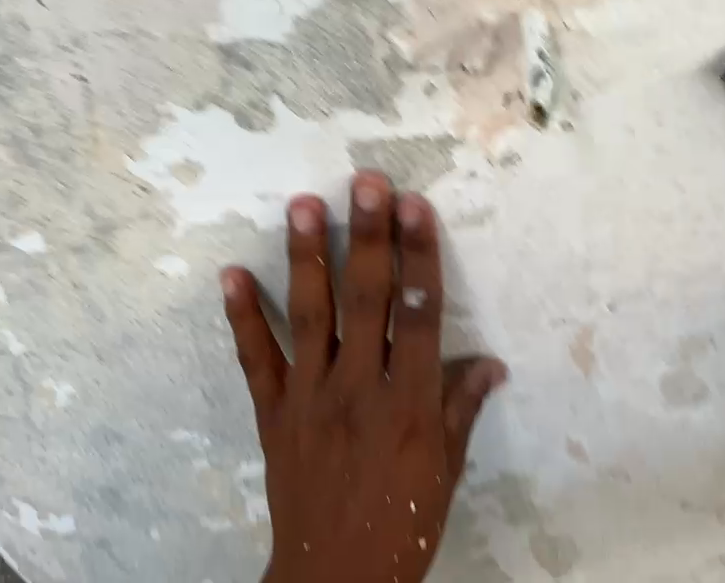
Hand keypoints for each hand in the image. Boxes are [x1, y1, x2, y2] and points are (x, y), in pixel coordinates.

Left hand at [221, 172, 507, 582]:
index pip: (417, 314)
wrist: (333, 582)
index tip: (415, 206)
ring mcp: (309, 397)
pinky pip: (256, 360)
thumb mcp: (446, 471)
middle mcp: (358, 388)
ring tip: (304, 203)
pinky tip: (231, 273)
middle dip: (368, 237)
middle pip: (365, 301)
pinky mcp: (273, 413)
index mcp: (408, 402)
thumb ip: (462, 408)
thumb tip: (492, 362)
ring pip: (310, 316)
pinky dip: (242, 316)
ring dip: (306, 257)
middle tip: (365, 181)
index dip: (419, 257)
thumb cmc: (402, 523)